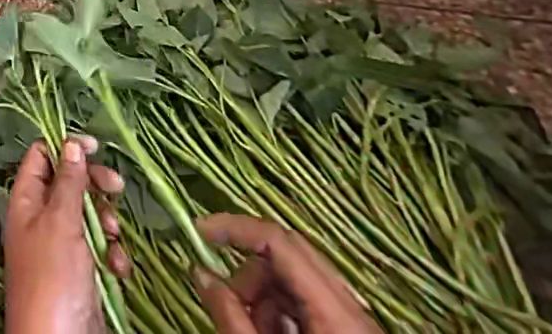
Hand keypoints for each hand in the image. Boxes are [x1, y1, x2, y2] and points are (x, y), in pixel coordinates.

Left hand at [3, 137, 127, 333]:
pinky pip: (99, 249)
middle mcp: (40, 218)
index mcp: (25, 200)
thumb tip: (71, 143)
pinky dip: (111, 254)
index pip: (41, 156)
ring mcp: (60, 246)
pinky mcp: (80, 272)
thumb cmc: (52, 276)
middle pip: (68, 183)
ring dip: (107, 223)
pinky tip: (117, 268)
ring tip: (114, 237)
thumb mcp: (60, 221)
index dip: (65, 146)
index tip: (95, 146)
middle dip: (94, 185)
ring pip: (88, 216)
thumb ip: (67, 182)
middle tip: (116, 187)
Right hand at [193, 215, 379, 333]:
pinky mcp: (348, 331)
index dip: (235, 226)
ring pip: (293, 280)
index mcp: (336, 308)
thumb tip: (198, 272)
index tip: (198, 230)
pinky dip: (280, 313)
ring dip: (262, 298)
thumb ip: (230, 316)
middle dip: (248, 273)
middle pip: (286, 256)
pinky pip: (306, 303)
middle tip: (226, 301)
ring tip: (250, 330)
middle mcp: (350, 305)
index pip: (279, 239)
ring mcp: (353, 319)